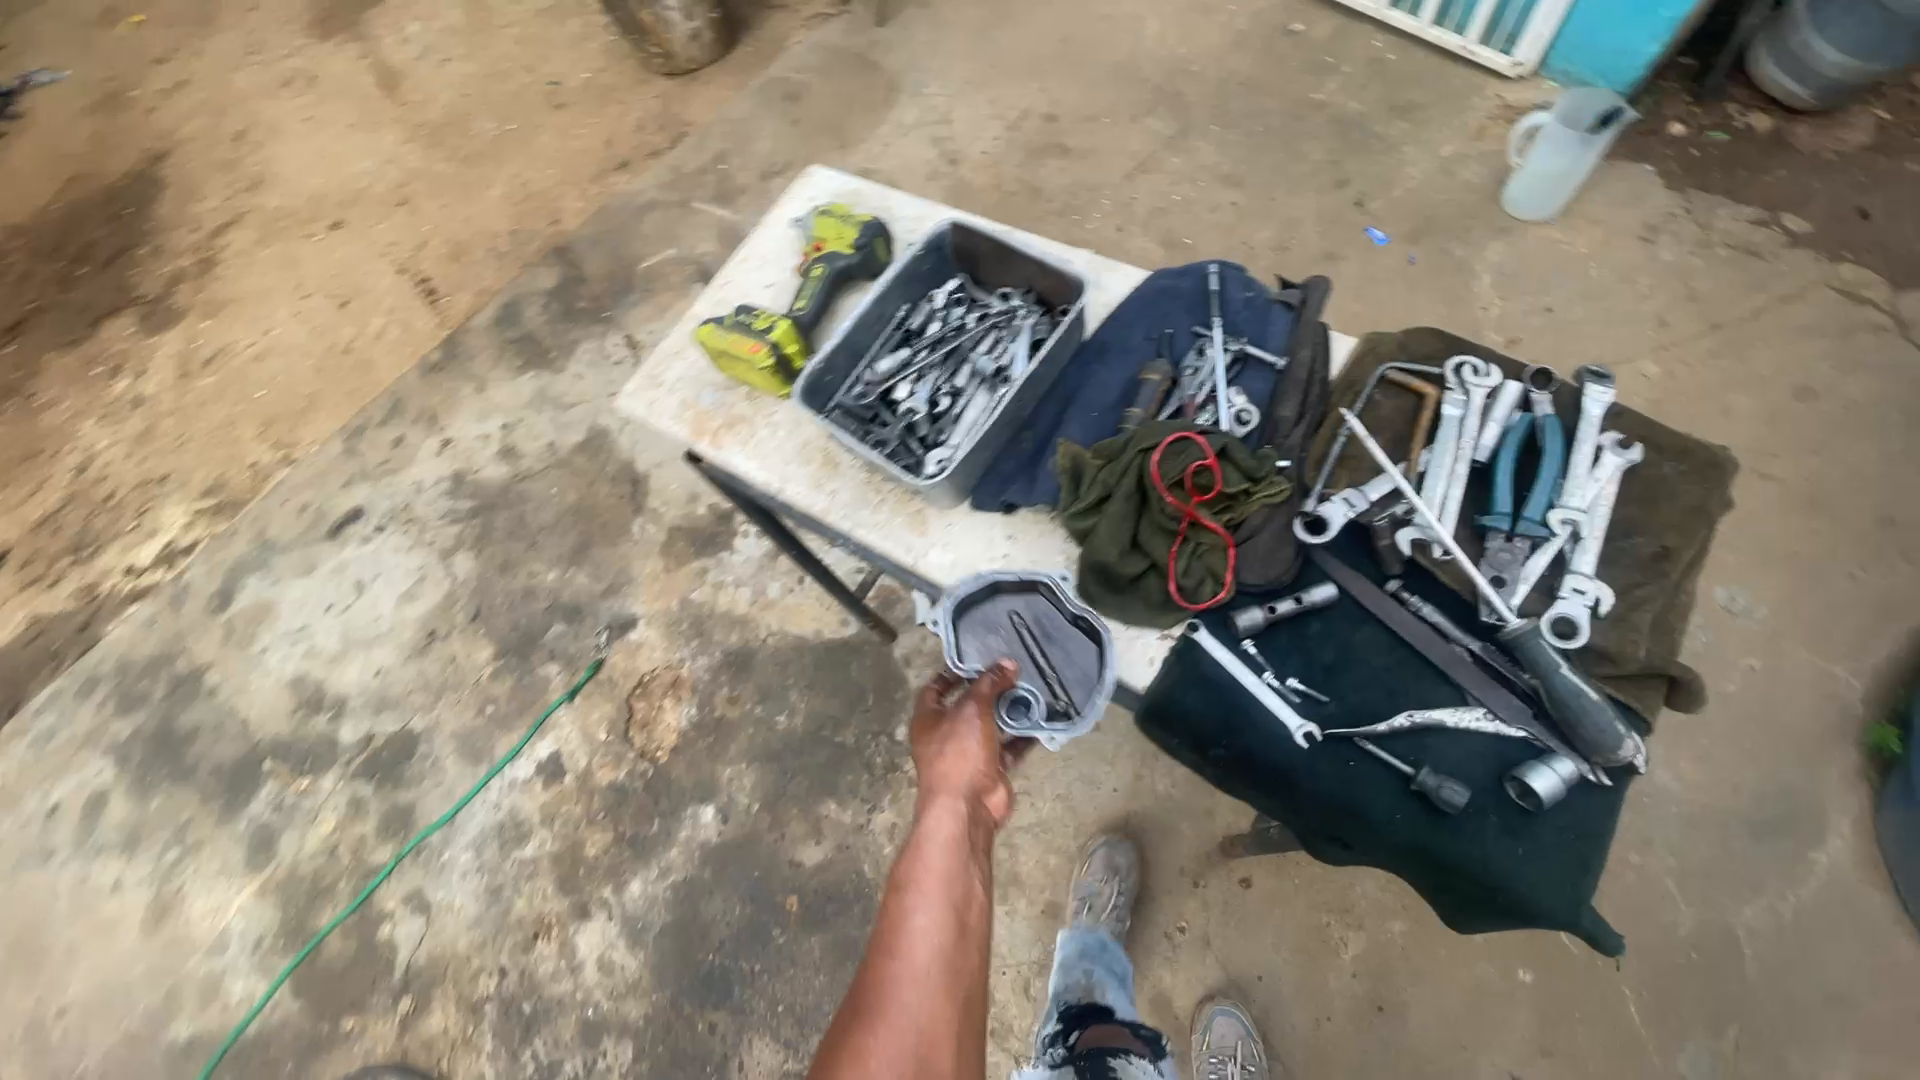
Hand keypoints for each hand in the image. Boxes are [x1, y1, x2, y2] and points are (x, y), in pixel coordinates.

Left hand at [909, 660, 1032, 830]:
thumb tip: (1007, 663)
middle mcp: (946, 735)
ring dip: (1009, 712)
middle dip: (990, 691)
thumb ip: (990, 684)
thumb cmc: (958, 750)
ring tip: (1031, 691)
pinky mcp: (990, 770)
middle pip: (969, 706)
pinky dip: (1022, 736)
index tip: (976, 660)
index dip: (953, 673)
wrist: (966, 806)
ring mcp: (968, 754)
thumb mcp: (972, 708)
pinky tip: (1040, 720)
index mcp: (928, 718)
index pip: (936, 688)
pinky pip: (1008, 748)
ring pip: (991, 726)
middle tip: (1014, 674)